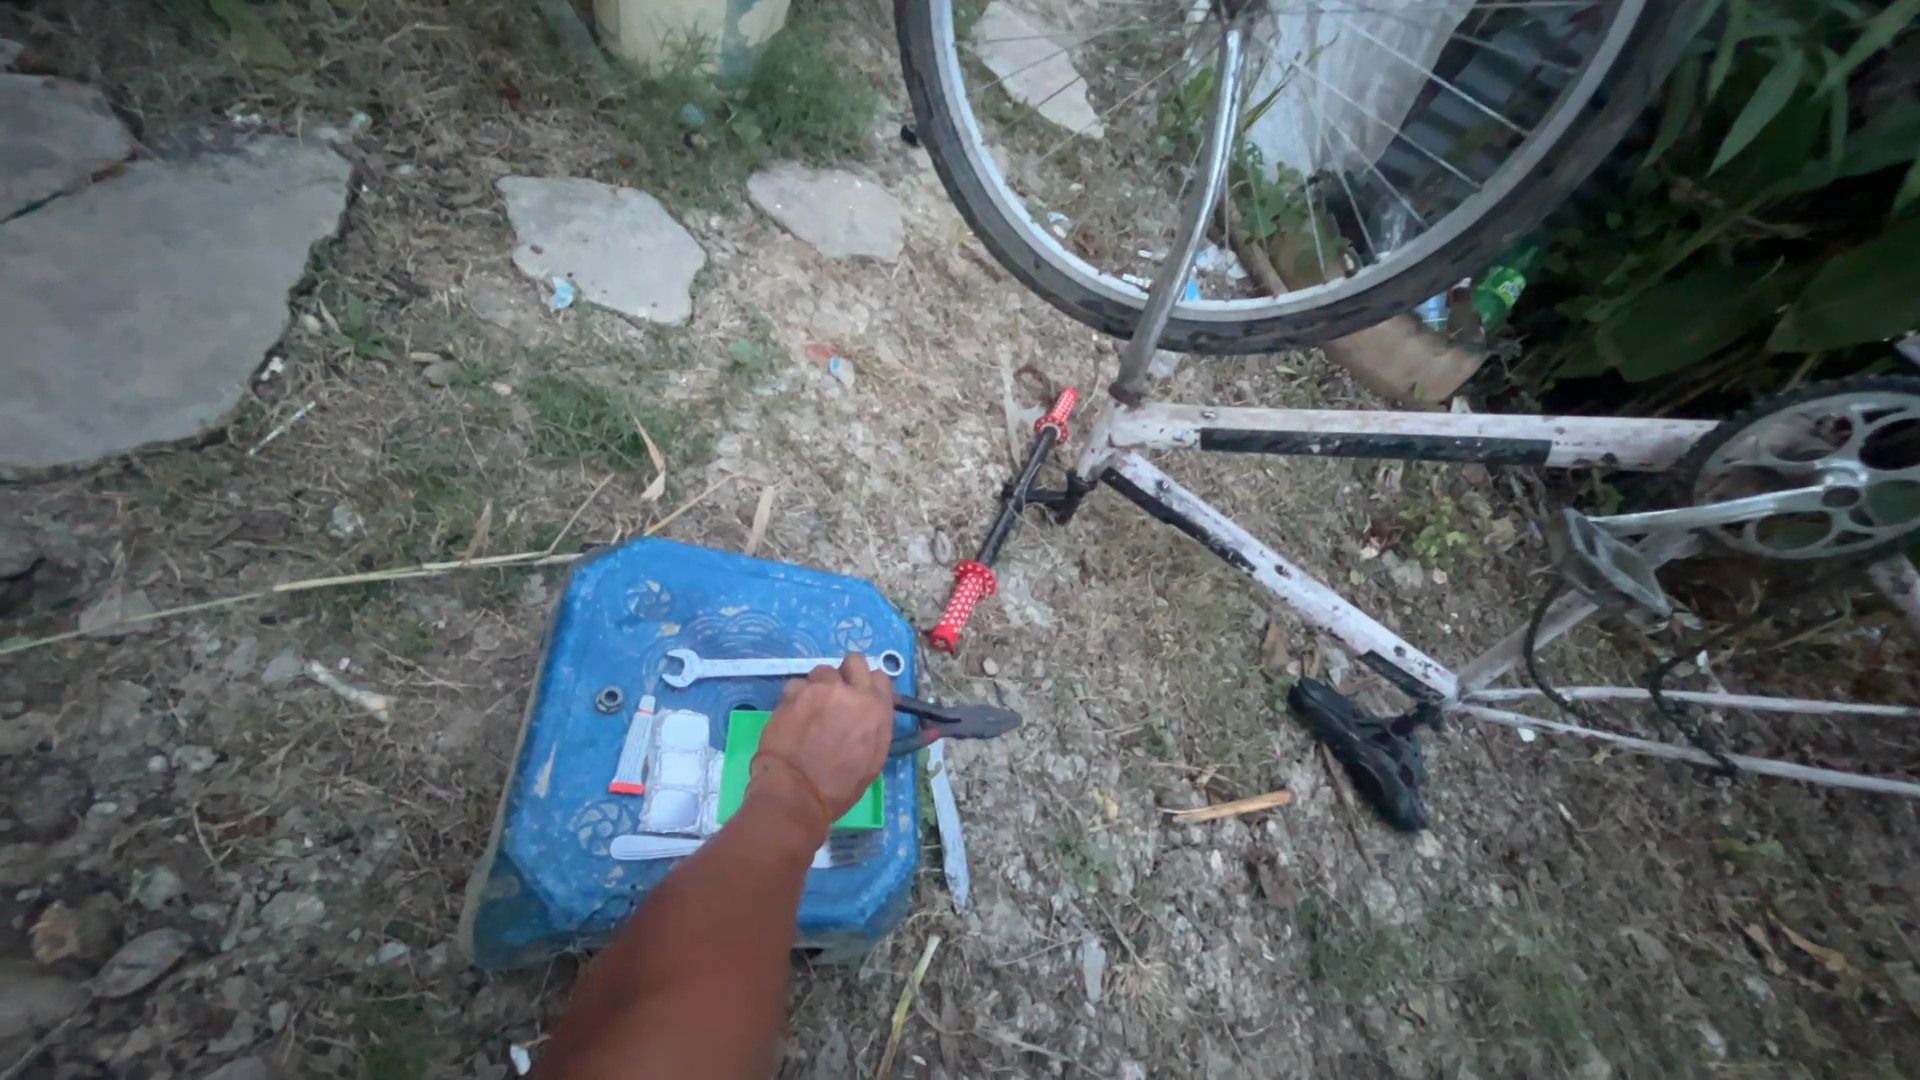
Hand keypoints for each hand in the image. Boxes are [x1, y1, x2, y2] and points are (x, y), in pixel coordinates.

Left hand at [750, 654, 894, 833]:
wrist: (796, 793)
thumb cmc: (839, 786)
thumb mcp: (874, 759)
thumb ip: (876, 725)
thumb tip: (872, 711)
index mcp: (876, 709)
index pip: (879, 677)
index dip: (867, 686)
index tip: (859, 697)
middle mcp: (851, 691)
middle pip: (853, 661)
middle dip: (845, 674)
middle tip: (835, 695)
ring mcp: (820, 689)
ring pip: (822, 672)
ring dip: (818, 686)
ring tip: (810, 709)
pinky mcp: (793, 693)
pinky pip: (796, 685)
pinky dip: (795, 698)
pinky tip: (792, 717)